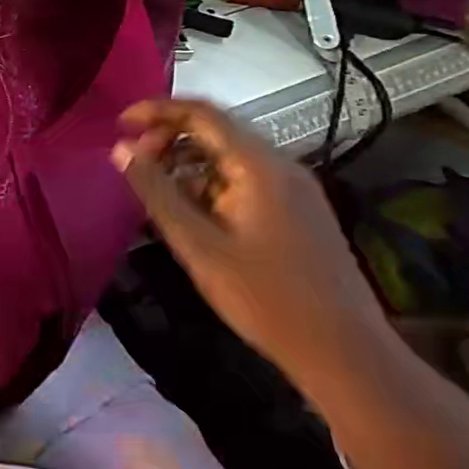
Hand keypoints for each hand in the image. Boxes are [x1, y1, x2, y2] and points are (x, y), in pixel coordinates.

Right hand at [113, 100, 390, 378]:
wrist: (349, 358)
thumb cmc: (267, 299)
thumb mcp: (198, 245)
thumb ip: (156, 191)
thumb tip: (121, 149)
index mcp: (259, 166)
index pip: (201, 113)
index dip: (156, 110)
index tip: (120, 123)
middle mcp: (281, 166)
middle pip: (215, 129)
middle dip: (168, 137)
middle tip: (135, 162)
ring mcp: (295, 188)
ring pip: (228, 155)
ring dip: (187, 161)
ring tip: (156, 188)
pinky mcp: (299, 211)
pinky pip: (244, 177)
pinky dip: (209, 180)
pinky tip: (191, 211)